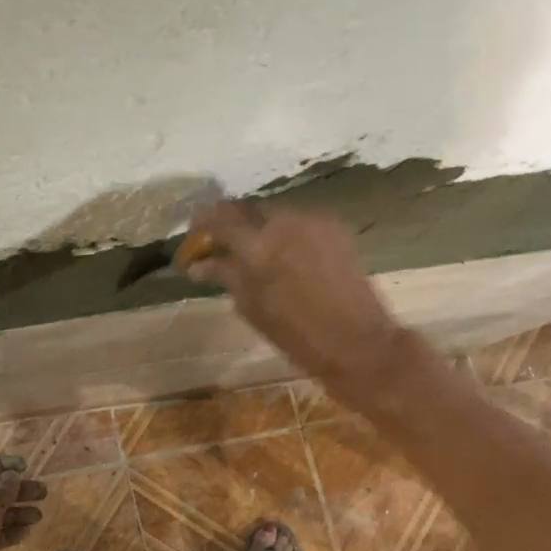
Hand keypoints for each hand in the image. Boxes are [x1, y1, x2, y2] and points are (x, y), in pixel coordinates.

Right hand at [184, 201, 423, 404]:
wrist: (357, 341)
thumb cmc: (295, 332)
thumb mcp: (250, 305)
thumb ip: (224, 275)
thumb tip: (198, 265)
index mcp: (257, 244)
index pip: (219, 217)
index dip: (202, 221)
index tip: (193, 232)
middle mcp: (284, 222)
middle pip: (247, 209)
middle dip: (231, 223)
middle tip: (221, 244)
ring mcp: (313, 221)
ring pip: (274, 214)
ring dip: (258, 228)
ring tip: (253, 252)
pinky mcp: (335, 228)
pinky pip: (299, 222)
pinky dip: (284, 233)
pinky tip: (283, 255)